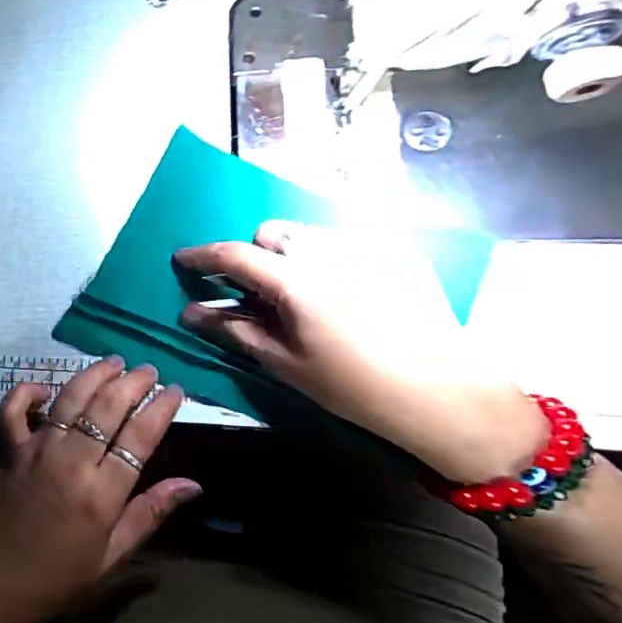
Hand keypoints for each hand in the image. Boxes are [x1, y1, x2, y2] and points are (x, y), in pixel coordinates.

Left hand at [0, 358, 201, 622]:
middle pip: (107, 407)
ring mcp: (36, 451)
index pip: (139, 437)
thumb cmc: (60, 576)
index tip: (176, 390)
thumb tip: (193, 485)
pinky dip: (28, 392)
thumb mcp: (113, 555)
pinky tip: (46, 388)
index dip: (161, 408)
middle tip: (149, 371)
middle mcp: (70, 463)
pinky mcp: (9, 450)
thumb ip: (151, 513)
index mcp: (101, 494)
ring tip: (114, 363)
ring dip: (94, 374)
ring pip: (69, 398)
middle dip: (133, 382)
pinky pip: (14, 409)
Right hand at [174, 220, 546, 484]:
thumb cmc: (352, 386)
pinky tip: (348, 295)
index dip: (202, 256)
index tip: (183, 261)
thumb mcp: (286, 363)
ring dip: (292, 254)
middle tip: (259, 294)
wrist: (437, 389)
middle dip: (256, 255)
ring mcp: (364, 246)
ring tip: (305, 294)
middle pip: (272, 233)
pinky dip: (330, 260)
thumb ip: (236, 330)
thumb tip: (191, 313)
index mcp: (295, 279)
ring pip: (310, 234)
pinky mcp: (395, 252)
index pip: (234, 253)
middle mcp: (326, 249)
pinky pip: (347, 242)